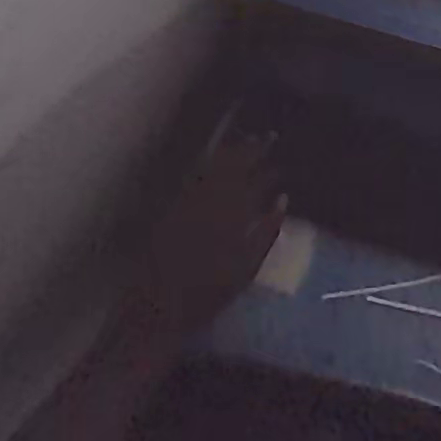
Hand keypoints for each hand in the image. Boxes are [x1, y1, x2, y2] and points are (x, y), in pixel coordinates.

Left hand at [121, 132, 287, 342]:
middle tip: (268, 136)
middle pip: (237, 164)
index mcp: (236, 213)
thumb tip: (283, 199)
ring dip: (234, 149)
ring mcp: (192, 196)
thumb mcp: (247, 267)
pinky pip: (195, 172)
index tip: (282, 162)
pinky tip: (216, 155)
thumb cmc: (208, 293)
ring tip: (248, 140)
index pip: (259, 181)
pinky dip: (209, 160)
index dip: (271, 169)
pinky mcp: (174, 201)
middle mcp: (214, 197)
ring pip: (217, 163)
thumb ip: (268, 231)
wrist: (158, 304)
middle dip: (255, 148)